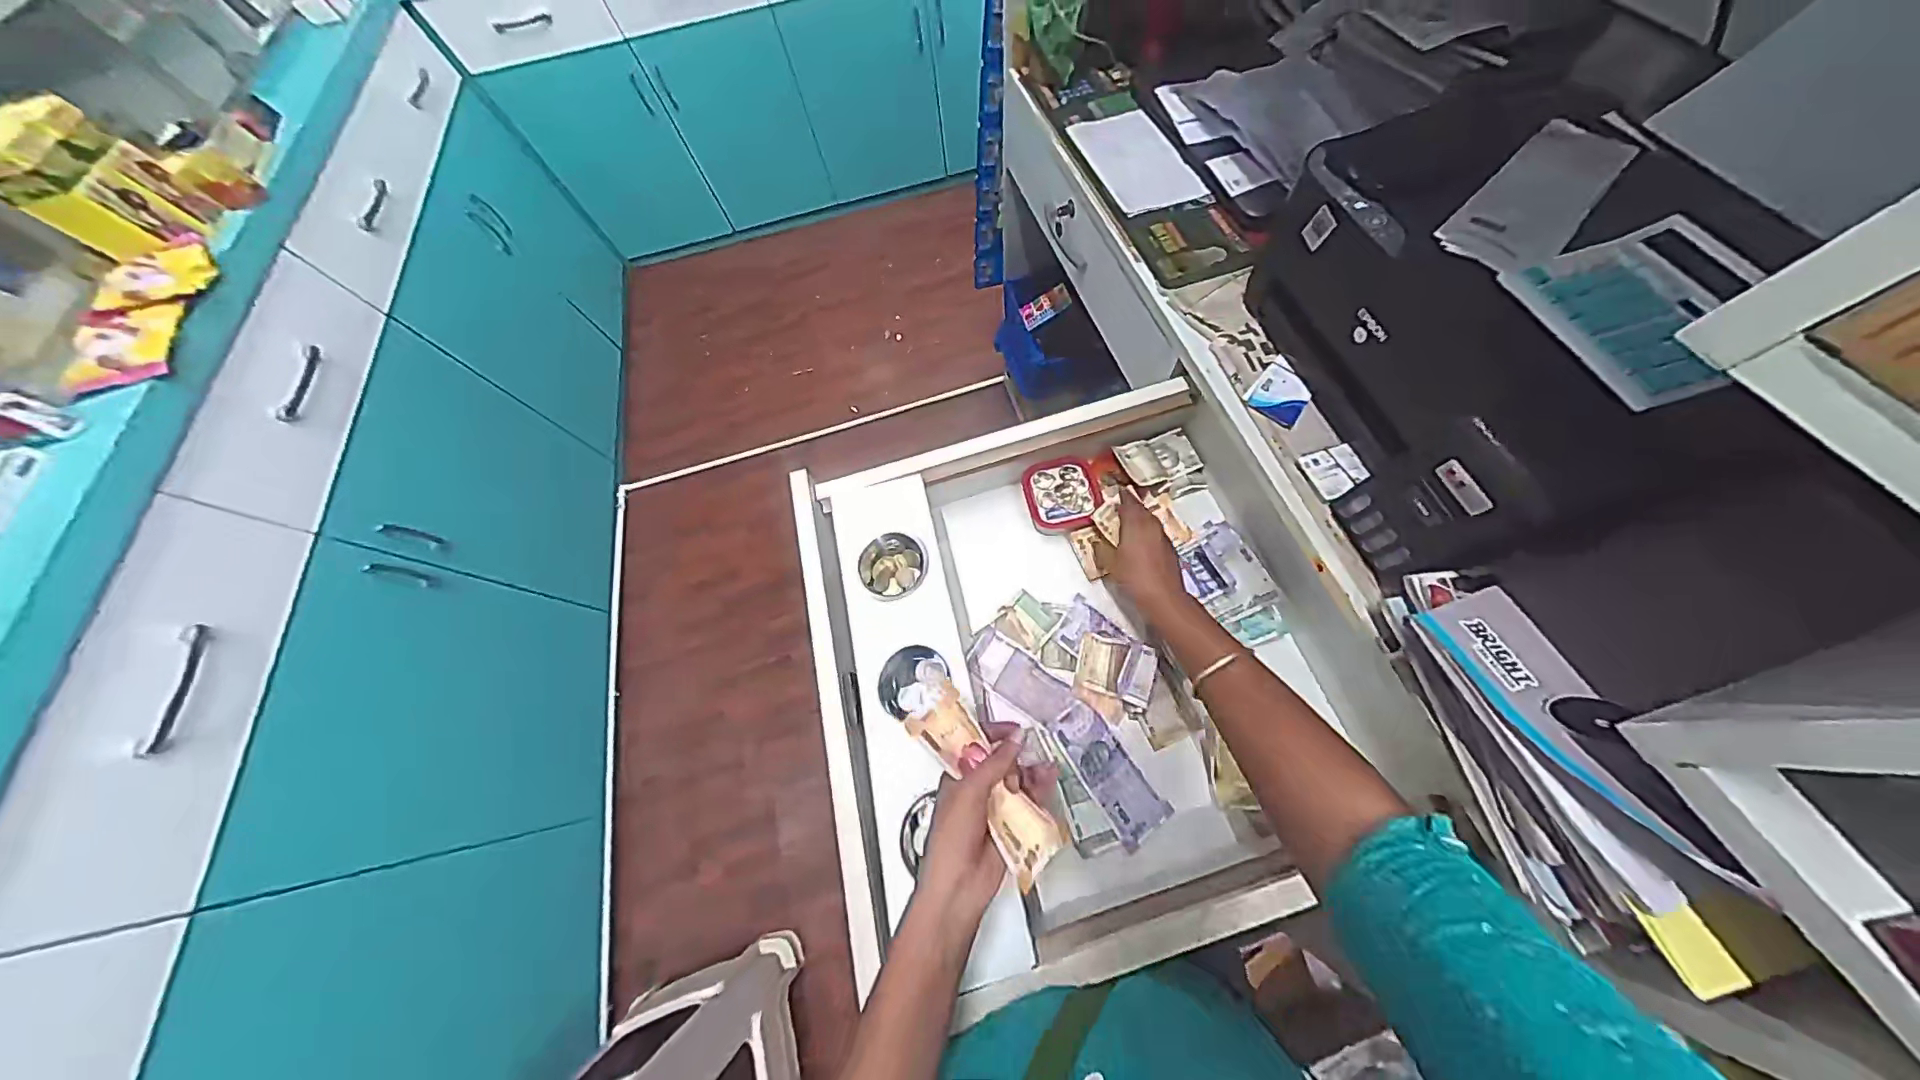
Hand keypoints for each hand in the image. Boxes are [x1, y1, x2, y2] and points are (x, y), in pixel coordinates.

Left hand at [909, 723, 1055, 953]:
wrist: (959, 888)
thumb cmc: (950, 841)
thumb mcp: (969, 793)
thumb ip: (993, 764)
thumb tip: (1014, 740)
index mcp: (958, 776)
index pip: (976, 744)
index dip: (993, 732)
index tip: (1013, 728)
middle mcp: (977, 788)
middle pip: (1002, 761)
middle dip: (1017, 755)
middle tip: (1025, 756)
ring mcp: (996, 806)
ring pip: (1019, 780)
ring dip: (1032, 772)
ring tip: (1044, 770)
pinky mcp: (1013, 823)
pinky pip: (1030, 802)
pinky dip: (1040, 792)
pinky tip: (1047, 783)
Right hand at [1107, 488, 1185, 620]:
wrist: (1163, 597)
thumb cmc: (1134, 578)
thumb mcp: (1110, 564)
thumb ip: (1102, 549)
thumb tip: (1097, 541)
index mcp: (1135, 524)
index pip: (1128, 503)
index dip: (1122, 497)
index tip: (1117, 492)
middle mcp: (1151, 526)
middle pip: (1142, 510)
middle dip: (1132, 506)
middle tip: (1122, 506)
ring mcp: (1163, 537)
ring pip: (1151, 521)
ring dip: (1141, 518)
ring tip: (1130, 522)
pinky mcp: (1170, 549)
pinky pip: (1156, 533)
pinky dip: (1148, 532)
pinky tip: (1142, 541)